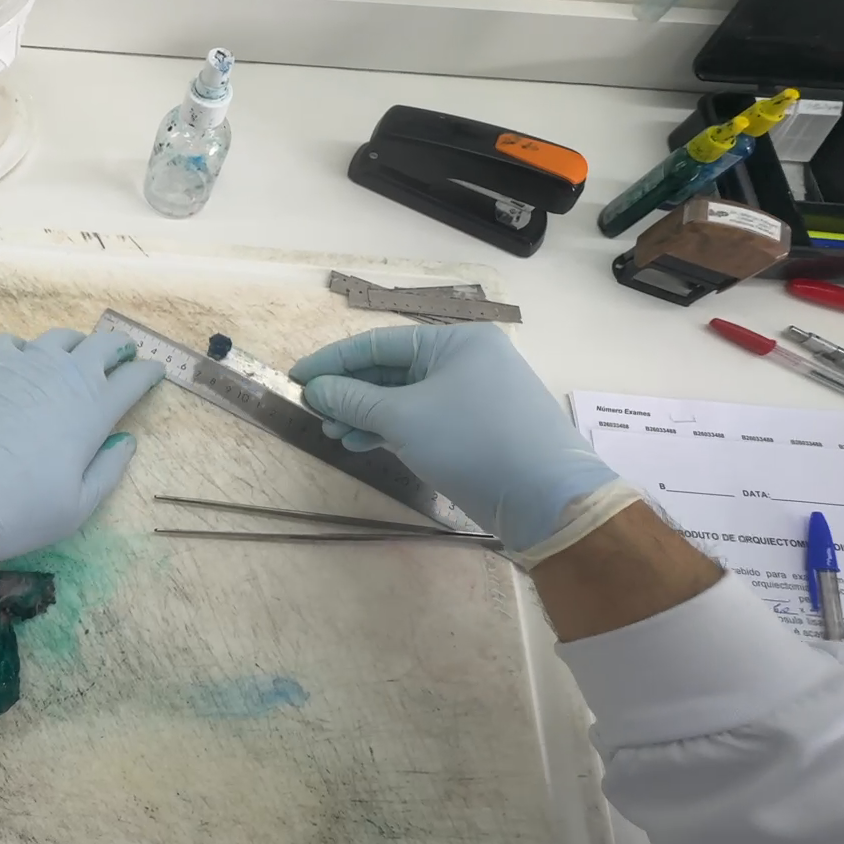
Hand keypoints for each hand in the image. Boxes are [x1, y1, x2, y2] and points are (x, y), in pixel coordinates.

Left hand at [0, 329, 164, 587]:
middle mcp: (62, 376)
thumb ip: (108, 470)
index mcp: (92, 410)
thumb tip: (126, 440)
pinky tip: (20, 363)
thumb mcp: (77, 508)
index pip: (133, 379)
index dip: (148, 373)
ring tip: (74, 355)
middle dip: (118, 347)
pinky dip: (25, 348)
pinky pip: (13, 342)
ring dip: (75, 344)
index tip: (154, 372)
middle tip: (122, 354)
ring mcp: (21, 363)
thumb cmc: (17, 511)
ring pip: (59, 337)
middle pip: (102, 345)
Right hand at [289, 324, 624, 557]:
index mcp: (454, 342)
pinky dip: (386, 428)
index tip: (295, 377)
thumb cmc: (472, 442)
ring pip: (400, 397)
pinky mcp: (471, 427)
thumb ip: (351, 399)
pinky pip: (417, 417)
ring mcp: (470, 395)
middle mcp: (464, 360)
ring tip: (333, 434)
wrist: (548, 502)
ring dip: (362, 414)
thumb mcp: (402, 418)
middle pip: (388, 369)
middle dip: (347, 393)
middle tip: (314, 412)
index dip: (331, 361)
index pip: (376, 343)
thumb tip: (314, 389)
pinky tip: (360, 443)